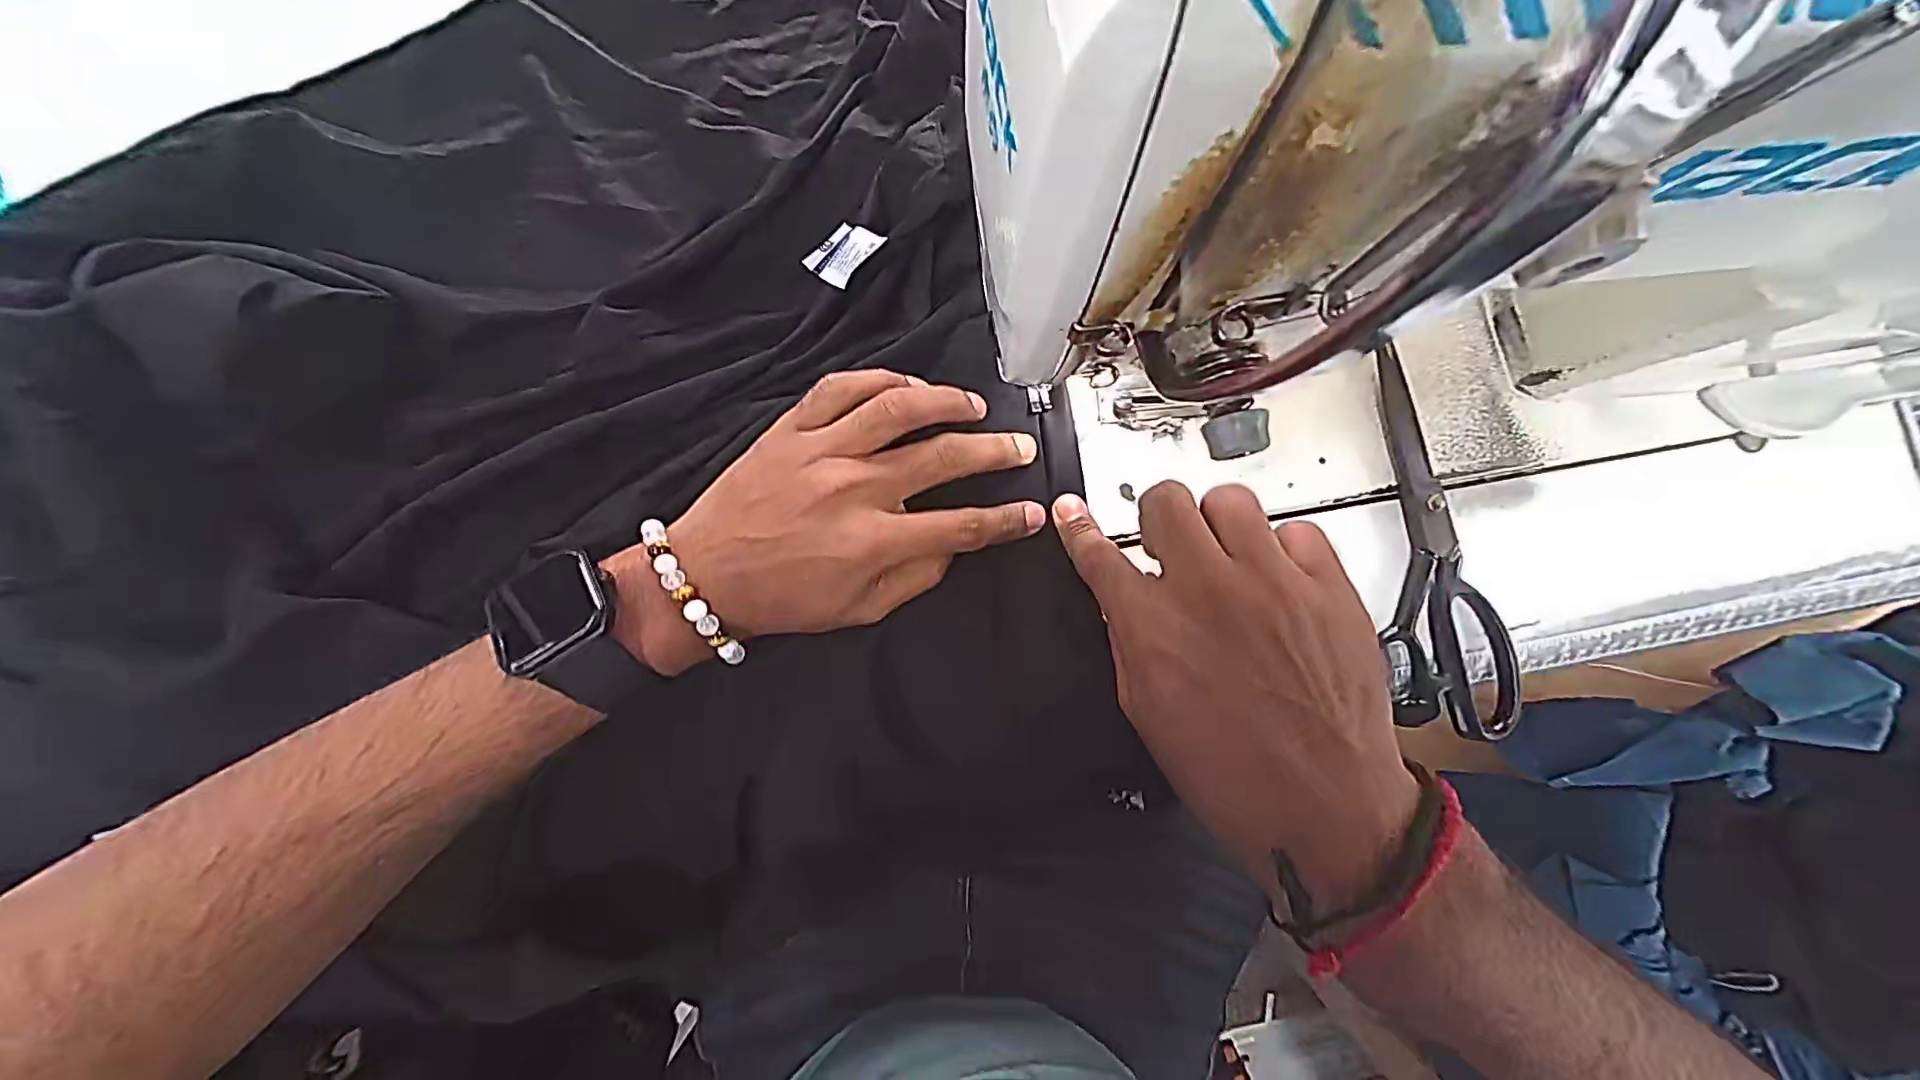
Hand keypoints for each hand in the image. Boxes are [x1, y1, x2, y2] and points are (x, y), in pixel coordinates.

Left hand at [605, 370, 1044, 674]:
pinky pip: (840, 389)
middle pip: (943, 456)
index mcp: (872, 540)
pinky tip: (904, 386)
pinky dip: (879, 380)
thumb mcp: (859, 609)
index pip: (961, 524)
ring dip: (946, 401)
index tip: (1030, 514)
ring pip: (897, 409)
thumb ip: (915, 578)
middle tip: (1019, 448)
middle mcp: (853, 489)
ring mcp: (820, 452)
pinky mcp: (791, 432)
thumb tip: (951, 548)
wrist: (707, 575)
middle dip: (995, 452)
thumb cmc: (780, 597)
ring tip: (973, 406)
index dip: (1006, 520)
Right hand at [1052, 482, 1417, 912]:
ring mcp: (1273, 585)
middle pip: (1167, 501)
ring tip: (1224, 555)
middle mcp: (1209, 594)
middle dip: (1156, 516)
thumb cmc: (1236, 776)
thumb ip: (1127, 644)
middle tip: (1166, 541)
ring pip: (1231, 499)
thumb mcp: (1147, 712)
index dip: (1079, 527)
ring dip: (1216, 524)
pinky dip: (1281, 548)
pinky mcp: (1329, 591)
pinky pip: (1299, 531)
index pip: (1098, 553)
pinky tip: (1276, 578)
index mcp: (1154, 628)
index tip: (1074, 513)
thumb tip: (1118, 604)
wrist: (1326, 809)